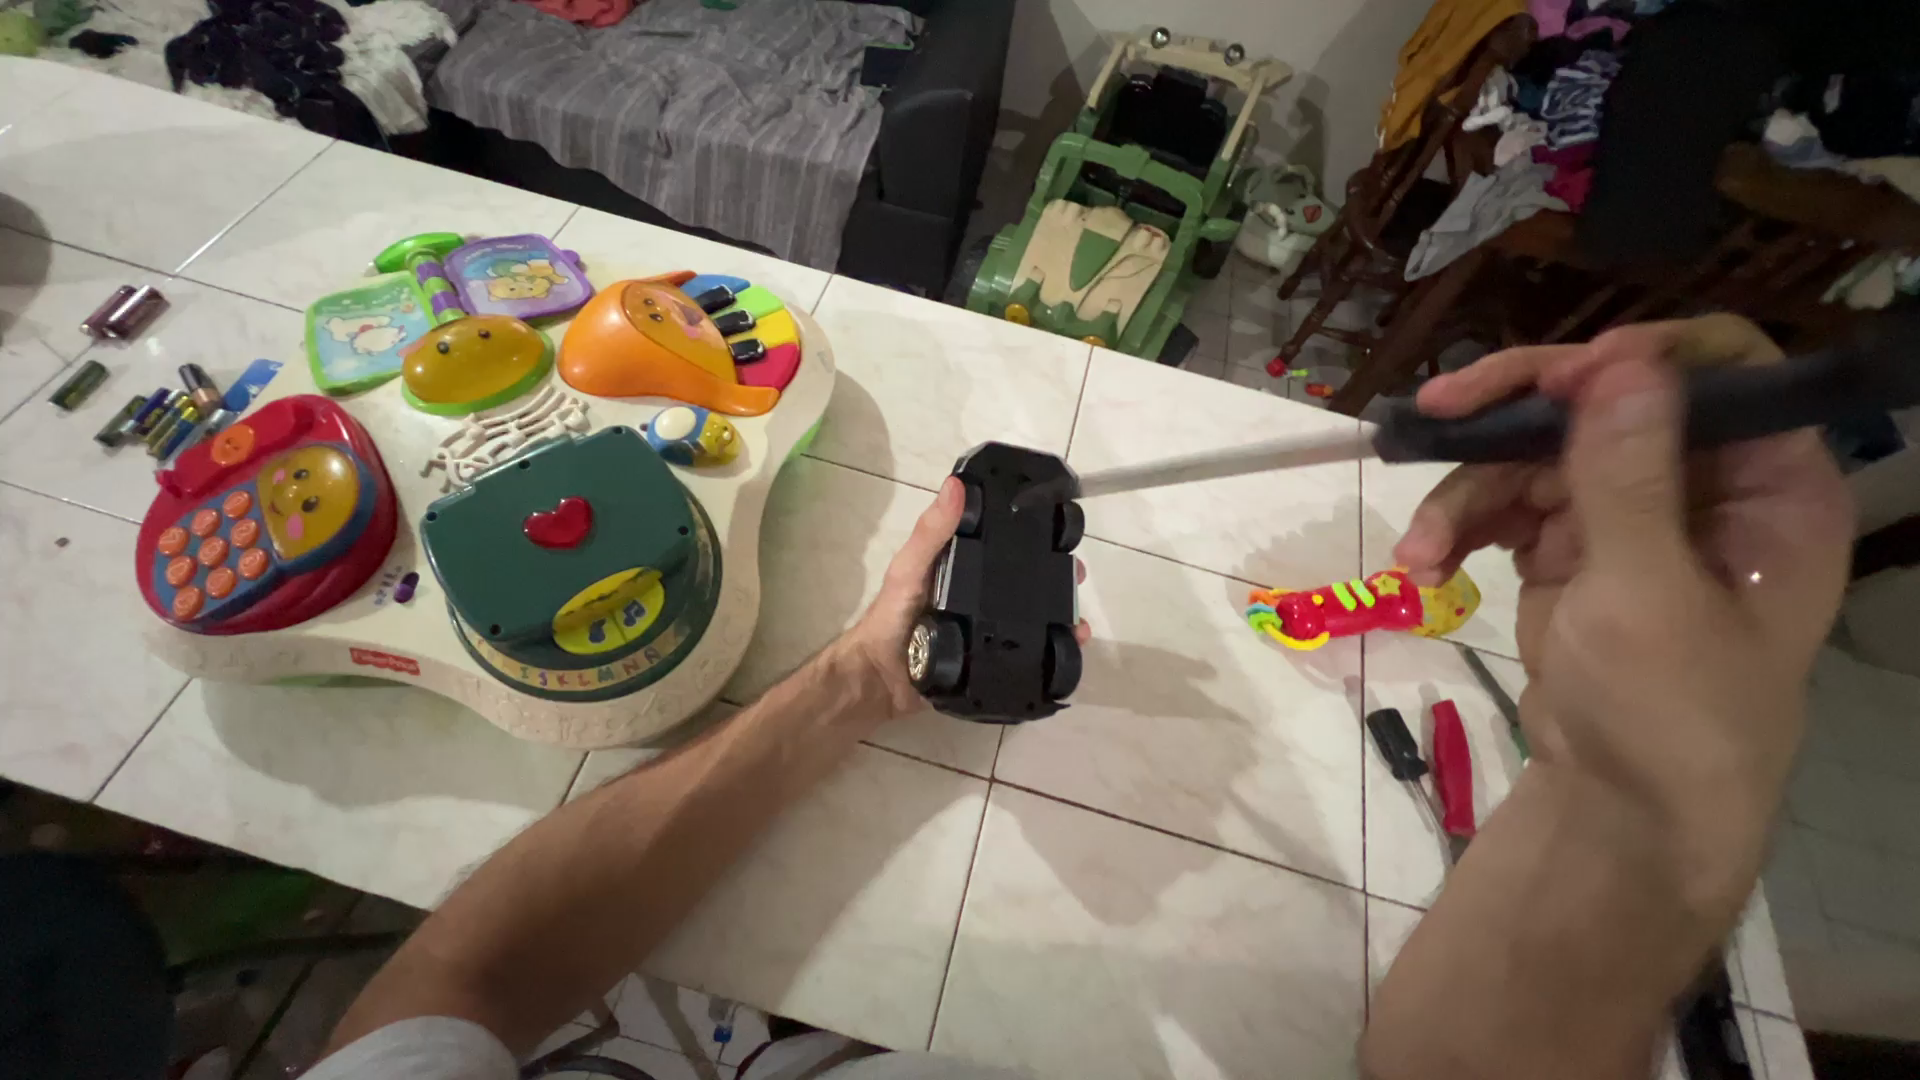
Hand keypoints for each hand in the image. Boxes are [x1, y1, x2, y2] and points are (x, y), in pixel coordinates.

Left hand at [836, 478, 1090, 720]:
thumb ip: (931, 533)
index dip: (1029, 536)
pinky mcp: (990, 659)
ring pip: (1030, 617)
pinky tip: (1070, 648)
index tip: (1058, 530)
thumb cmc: (892, 617)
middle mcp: (977, 596)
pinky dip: (1050, 650)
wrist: (881, 679)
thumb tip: (956, 485)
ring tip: (1079, 621)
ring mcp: (986, 629)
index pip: (1000, 546)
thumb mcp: (910, 568)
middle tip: (1077, 576)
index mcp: (960, 568)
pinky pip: (1025, 651)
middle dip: (1053, 578)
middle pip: (1023, 582)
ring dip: (1058, 615)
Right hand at [1394, 316, 1851, 897]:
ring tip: (1416, 556)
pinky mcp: (1556, 547)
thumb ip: (1626, 476)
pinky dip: (1453, 534)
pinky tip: (1422, 571)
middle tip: (1430, 411)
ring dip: (1457, 501)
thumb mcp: (1645, 590)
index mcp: (1760, 483)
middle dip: (1503, 418)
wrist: (1617, 796)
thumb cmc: (1668, 705)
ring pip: (1523, 462)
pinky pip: (1495, 510)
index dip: (1631, 362)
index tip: (1551, 383)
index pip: (1714, 372)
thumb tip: (1615, 362)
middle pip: (1591, 406)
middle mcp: (1689, 485)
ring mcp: (1615, 517)